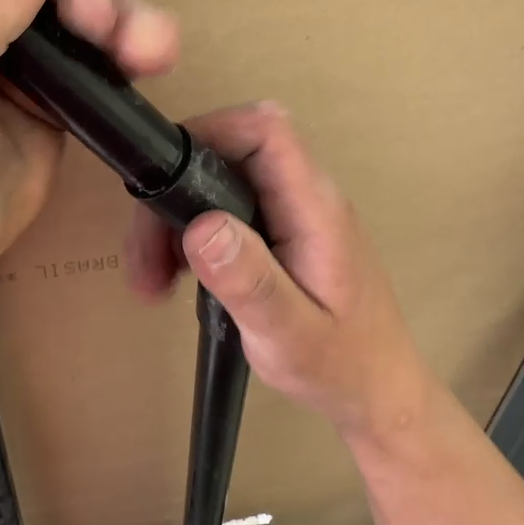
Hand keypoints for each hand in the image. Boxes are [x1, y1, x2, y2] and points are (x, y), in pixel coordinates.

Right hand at [125, 102, 426, 440]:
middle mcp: (306, 196)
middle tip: (144, 256)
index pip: (265, 129)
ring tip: (153, 278)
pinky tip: (178, 274)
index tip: (162, 180)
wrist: (379, 395)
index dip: (210, 132)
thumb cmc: (341, 369)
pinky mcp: (282, 230)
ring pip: (221, 180)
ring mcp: (294, 211)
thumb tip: (201, 224)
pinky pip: (227, 206)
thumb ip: (249, 280)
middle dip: (175, 191)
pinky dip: (193, 232)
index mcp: (314, 208)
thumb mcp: (289, 336)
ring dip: (176, 218)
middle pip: (230, 150)